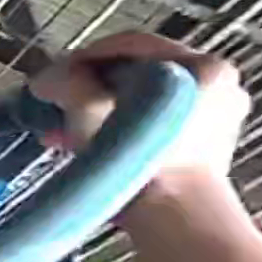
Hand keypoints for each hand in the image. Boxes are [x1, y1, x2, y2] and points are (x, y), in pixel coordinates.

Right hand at [30, 32, 249, 203]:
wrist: (173, 216)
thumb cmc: (136, 160)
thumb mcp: (88, 113)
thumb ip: (65, 85)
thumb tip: (45, 79)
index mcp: (200, 66)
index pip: (130, 45)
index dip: (82, 57)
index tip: (51, 76)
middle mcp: (217, 84)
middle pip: (138, 72)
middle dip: (90, 87)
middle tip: (56, 104)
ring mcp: (215, 116)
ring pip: (144, 98)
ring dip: (101, 108)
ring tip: (65, 128)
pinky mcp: (205, 145)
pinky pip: (155, 121)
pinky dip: (121, 126)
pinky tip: (91, 143)